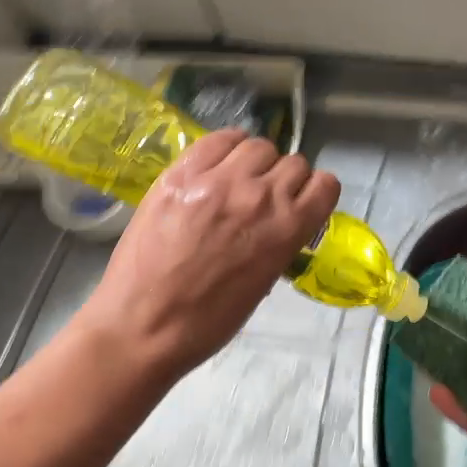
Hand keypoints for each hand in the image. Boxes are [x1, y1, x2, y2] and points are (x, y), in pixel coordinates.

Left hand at [77, 129, 339, 380]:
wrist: (141, 327)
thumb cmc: (208, 321)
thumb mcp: (264, 282)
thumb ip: (281, 241)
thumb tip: (283, 220)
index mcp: (287, 228)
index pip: (325, 184)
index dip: (314, 194)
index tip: (300, 204)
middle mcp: (260, 195)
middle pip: (294, 162)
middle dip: (285, 179)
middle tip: (263, 198)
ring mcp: (218, 180)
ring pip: (259, 146)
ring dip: (256, 162)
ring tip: (237, 181)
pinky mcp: (181, 174)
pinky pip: (219, 139)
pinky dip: (227, 147)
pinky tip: (218, 164)